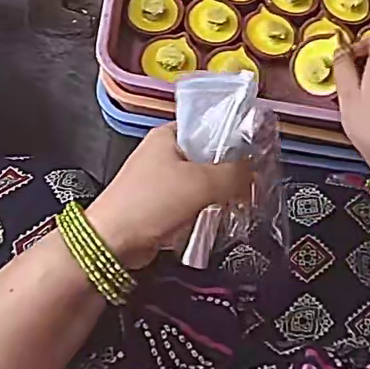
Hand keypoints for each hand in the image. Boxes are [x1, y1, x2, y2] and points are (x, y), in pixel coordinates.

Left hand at [87, 125, 251, 269]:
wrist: (113, 242)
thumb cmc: (151, 203)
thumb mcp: (201, 182)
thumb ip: (234, 173)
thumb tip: (253, 171)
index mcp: (168, 134)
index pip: (210, 126)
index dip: (234, 139)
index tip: (256, 154)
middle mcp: (164, 152)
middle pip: (209, 156)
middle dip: (230, 172)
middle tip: (250, 184)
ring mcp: (162, 179)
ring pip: (203, 182)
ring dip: (219, 194)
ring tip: (238, 203)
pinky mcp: (162, 204)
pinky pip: (193, 202)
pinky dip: (205, 209)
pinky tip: (218, 217)